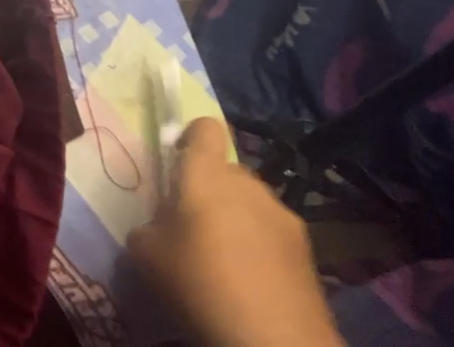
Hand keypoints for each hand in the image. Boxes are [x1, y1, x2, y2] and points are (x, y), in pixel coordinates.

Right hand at [127, 118, 345, 346]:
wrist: (274, 340)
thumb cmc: (198, 282)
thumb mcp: (145, 252)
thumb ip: (149, 225)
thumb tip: (162, 227)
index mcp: (205, 174)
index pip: (205, 127)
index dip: (191, 138)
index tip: (178, 164)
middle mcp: (247, 183)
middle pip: (226, 170)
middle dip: (211, 189)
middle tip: (193, 226)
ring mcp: (283, 215)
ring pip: (251, 202)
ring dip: (238, 218)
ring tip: (225, 259)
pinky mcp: (308, 250)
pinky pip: (273, 233)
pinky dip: (261, 246)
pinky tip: (252, 280)